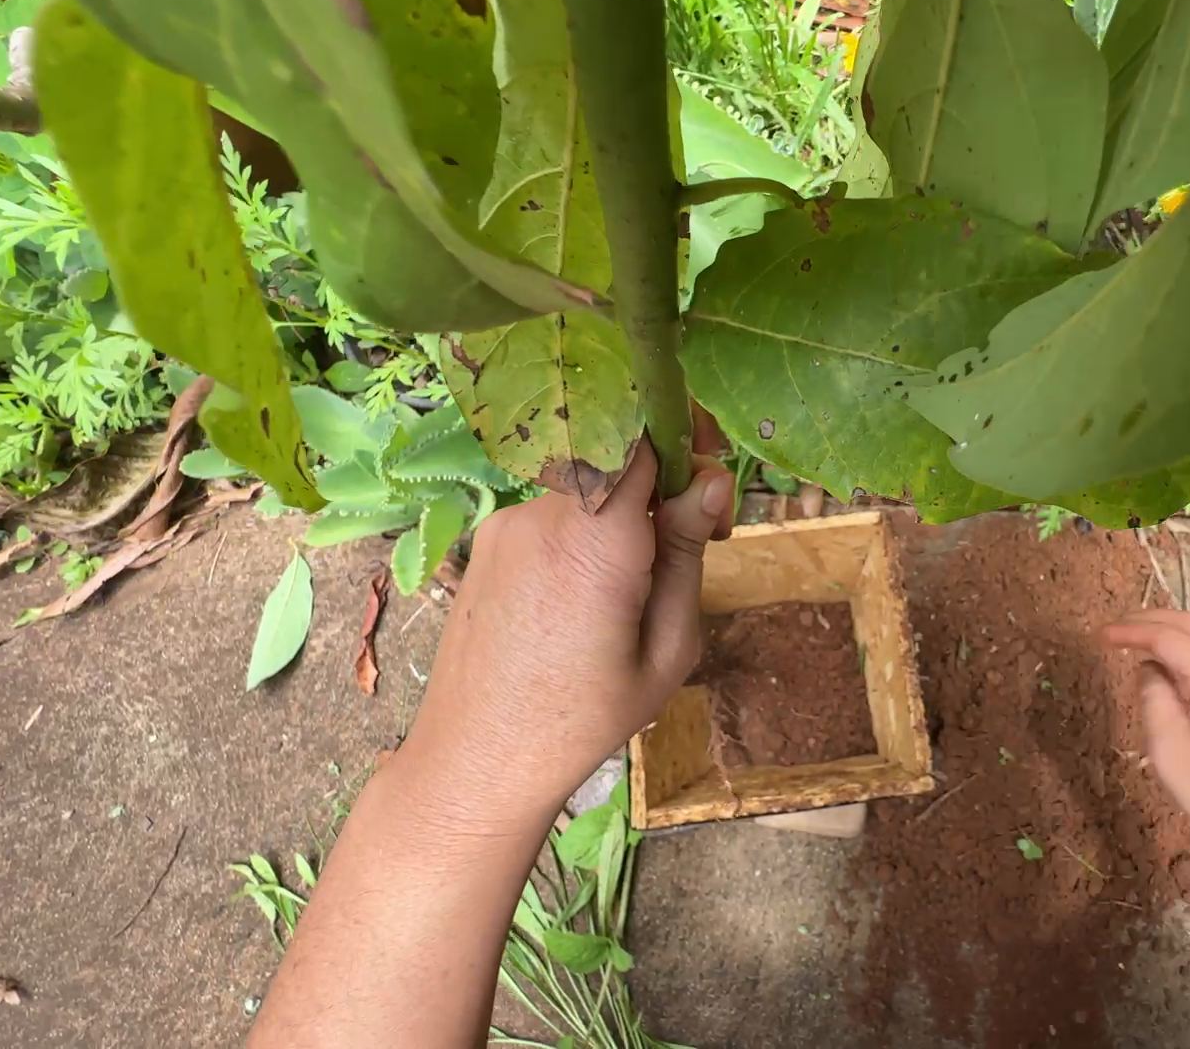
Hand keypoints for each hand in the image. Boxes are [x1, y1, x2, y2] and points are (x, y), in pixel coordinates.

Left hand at [399, 441, 732, 828]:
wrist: (475, 762)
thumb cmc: (587, 717)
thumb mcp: (668, 647)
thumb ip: (687, 553)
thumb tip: (714, 480)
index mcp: (594, 541)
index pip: (636, 434)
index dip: (681, 428)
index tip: (712, 469)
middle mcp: (542, 516)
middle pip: (618, 459)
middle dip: (666, 482)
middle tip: (698, 537)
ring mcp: (506, 525)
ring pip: (590, 487)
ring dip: (628, 512)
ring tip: (638, 582)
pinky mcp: (489, 540)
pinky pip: (559, 512)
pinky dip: (591, 529)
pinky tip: (592, 590)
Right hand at [1102, 610, 1189, 880]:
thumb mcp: (1170, 752)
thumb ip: (1154, 698)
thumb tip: (1149, 668)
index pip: (1172, 640)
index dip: (1133, 632)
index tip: (1100, 636)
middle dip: (1156, 619)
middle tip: (1118, 627)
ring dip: (1177, 631)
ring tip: (1141, 638)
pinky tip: (1174, 665)